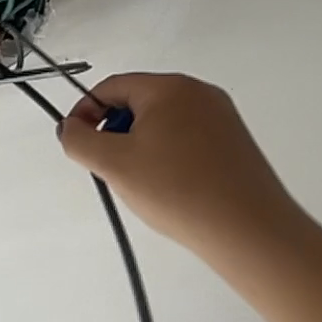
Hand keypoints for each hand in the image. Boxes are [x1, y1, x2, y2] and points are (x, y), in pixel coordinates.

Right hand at [57, 73, 309, 250]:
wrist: (250, 233)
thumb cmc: (184, 193)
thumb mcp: (112, 164)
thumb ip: (78, 139)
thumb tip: (70, 128)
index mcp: (170, 88)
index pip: (110, 88)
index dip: (86, 114)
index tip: (80, 142)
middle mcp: (200, 94)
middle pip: (136, 103)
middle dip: (116, 132)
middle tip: (113, 167)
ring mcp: (222, 118)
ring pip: (161, 123)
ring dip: (141, 147)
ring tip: (144, 183)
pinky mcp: (234, 144)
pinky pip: (186, 139)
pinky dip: (168, 158)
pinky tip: (169, 188)